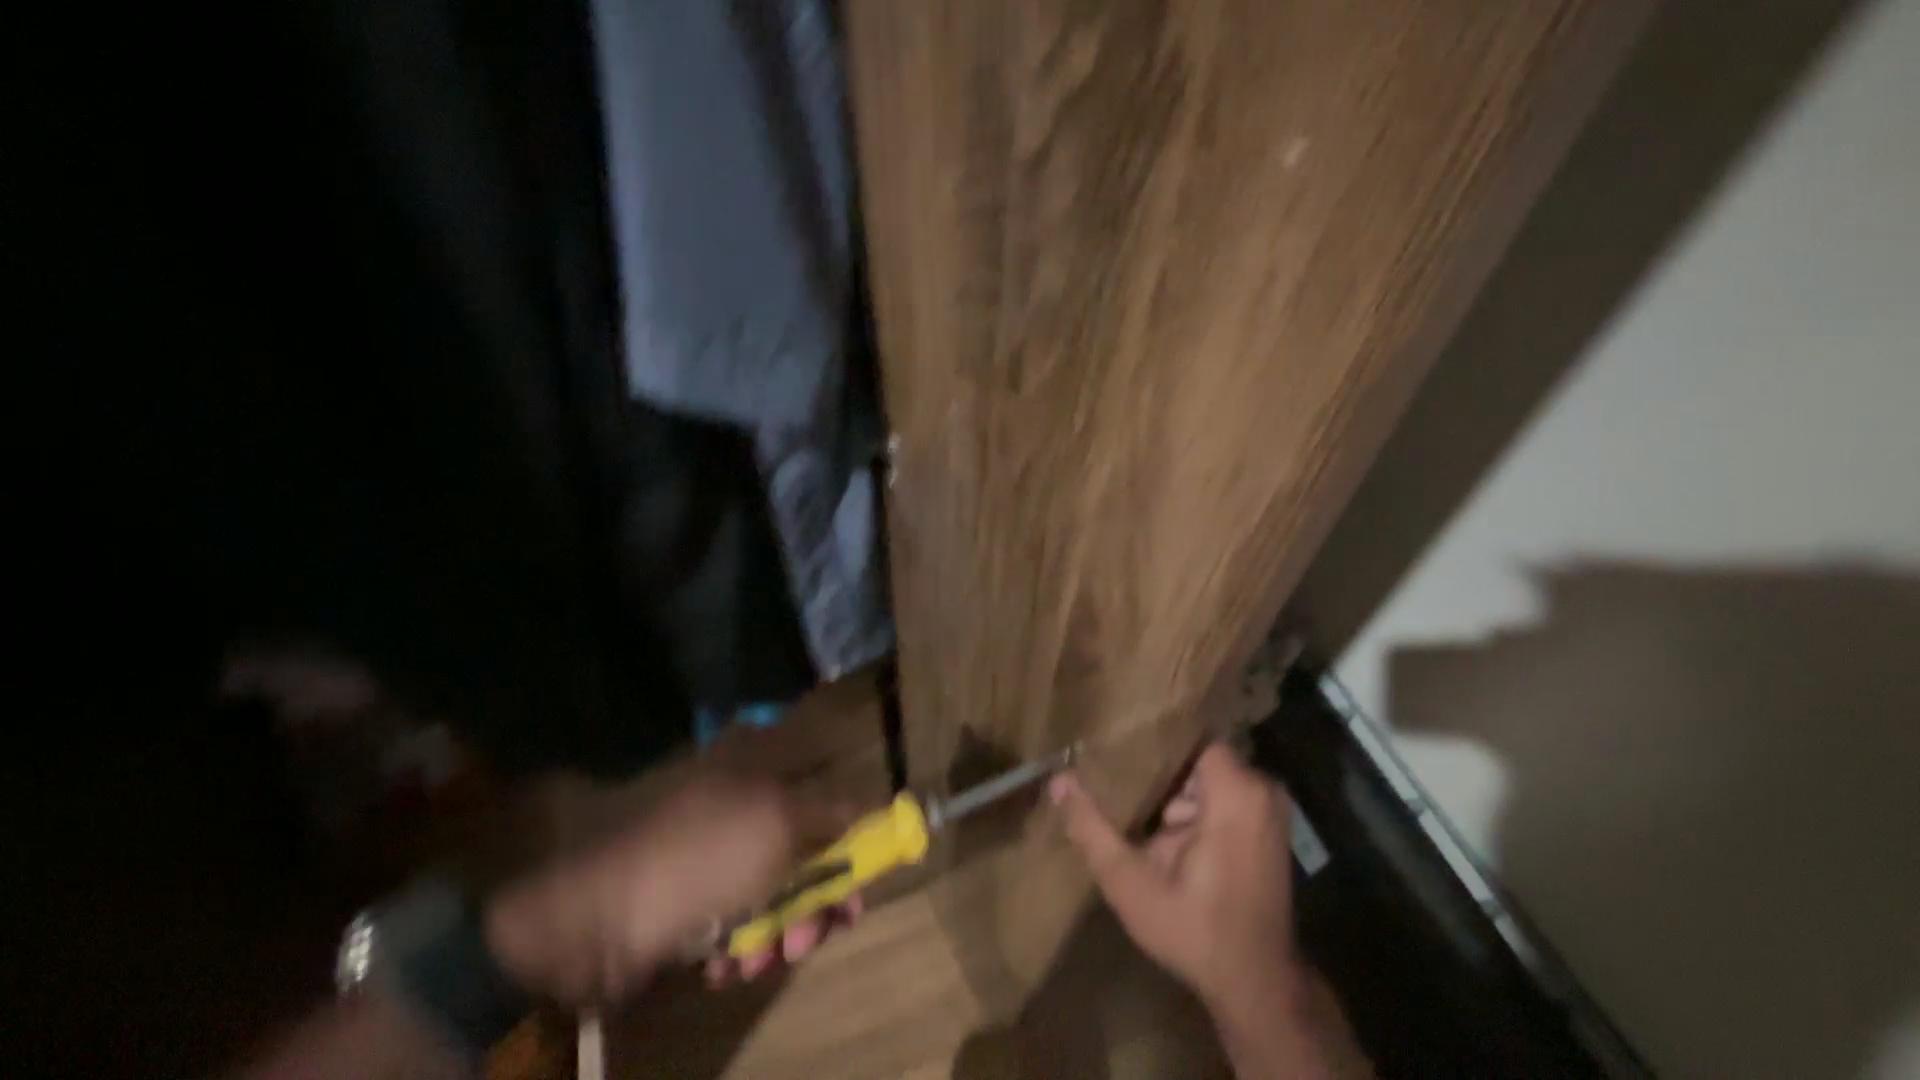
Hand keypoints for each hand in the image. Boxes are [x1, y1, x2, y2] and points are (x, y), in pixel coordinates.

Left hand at [485, 770, 856, 1003]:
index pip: (826, 799)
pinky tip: (723, 969)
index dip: (854, 840)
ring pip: (773, 899)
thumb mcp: (777, 824)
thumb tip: (877, 801)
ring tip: (757, 962)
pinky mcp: (689, 906)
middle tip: (811, 939)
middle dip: (815, 905)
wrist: (594, 922)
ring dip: (777, 937)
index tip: (863, 884)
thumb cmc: (699, 861)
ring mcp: (711, 861)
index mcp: (759, 778)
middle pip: (805, 857)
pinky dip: (738, 951)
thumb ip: (832, 812)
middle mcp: (739, 812)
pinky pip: (736, 927)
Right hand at [1049, 743, 1303, 1014]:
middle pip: (1197, 755)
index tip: (1115, 733)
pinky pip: (1225, 798)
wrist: (1256, 984)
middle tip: (1111, 768)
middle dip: (1156, 766)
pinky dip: (1194, 808)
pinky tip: (1159, 828)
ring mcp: (1269, 811)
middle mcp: (1261, 790)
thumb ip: (1092, 828)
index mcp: (1236, 792)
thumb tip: (1057, 780)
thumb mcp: (1132, 882)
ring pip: (1209, 778)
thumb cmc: (1195, 930)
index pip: (1190, 733)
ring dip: (1173, 792)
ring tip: (1129, 797)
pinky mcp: (1267, 830)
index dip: (1152, 734)